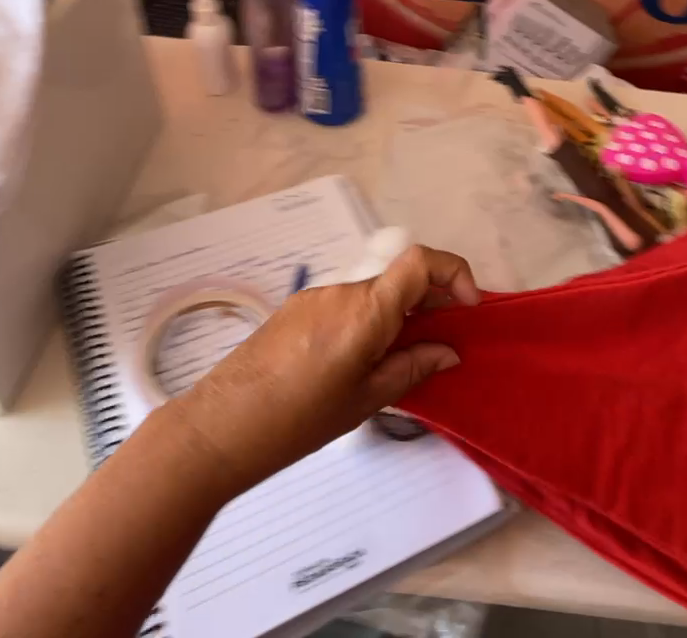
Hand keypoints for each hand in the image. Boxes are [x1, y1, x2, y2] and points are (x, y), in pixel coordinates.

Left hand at [164, 246, 479, 493]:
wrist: (221, 426)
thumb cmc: (299, 420)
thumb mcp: (367, 400)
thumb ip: (412, 367)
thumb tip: (448, 352)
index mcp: (365, 311)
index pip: (420, 260)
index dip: (454, 273)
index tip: (466, 309)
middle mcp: (342, 291)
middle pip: (399, 278)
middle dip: (429, 302)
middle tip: (440, 342)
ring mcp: (315, 296)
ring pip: (372, 293)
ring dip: (396, 315)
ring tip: (396, 361)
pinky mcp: (296, 308)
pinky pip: (345, 304)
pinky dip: (366, 320)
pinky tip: (356, 362)